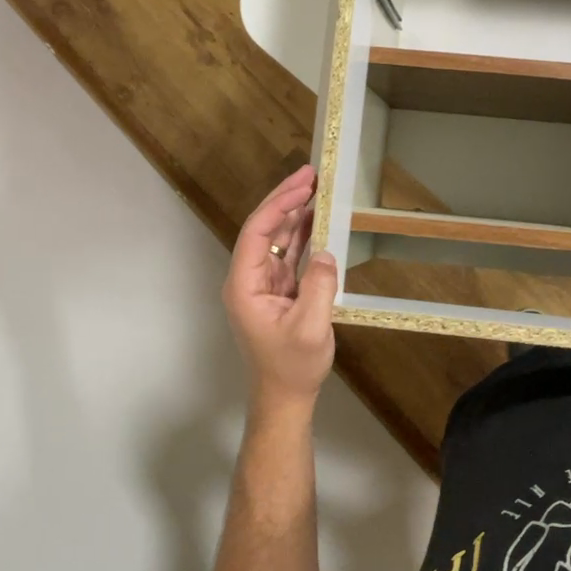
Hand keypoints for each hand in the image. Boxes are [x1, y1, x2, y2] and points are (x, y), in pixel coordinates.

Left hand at [223, 165, 337, 410]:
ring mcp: (264, 285)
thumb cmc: (292, 366)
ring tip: (317, 188)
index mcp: (244, 286)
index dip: (278, 205)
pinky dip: (303, 235)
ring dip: (295, 214)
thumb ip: (318, 286)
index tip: (303, 184)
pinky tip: (317, 219)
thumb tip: (325, 252)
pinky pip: (288, 254)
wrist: (286, 397)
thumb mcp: (309, 327)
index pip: (257, 233)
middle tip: (311, 174)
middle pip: (263, 229)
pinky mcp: (279, 291)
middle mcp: (249, 279)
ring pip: (276, 239)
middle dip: (285, 200)